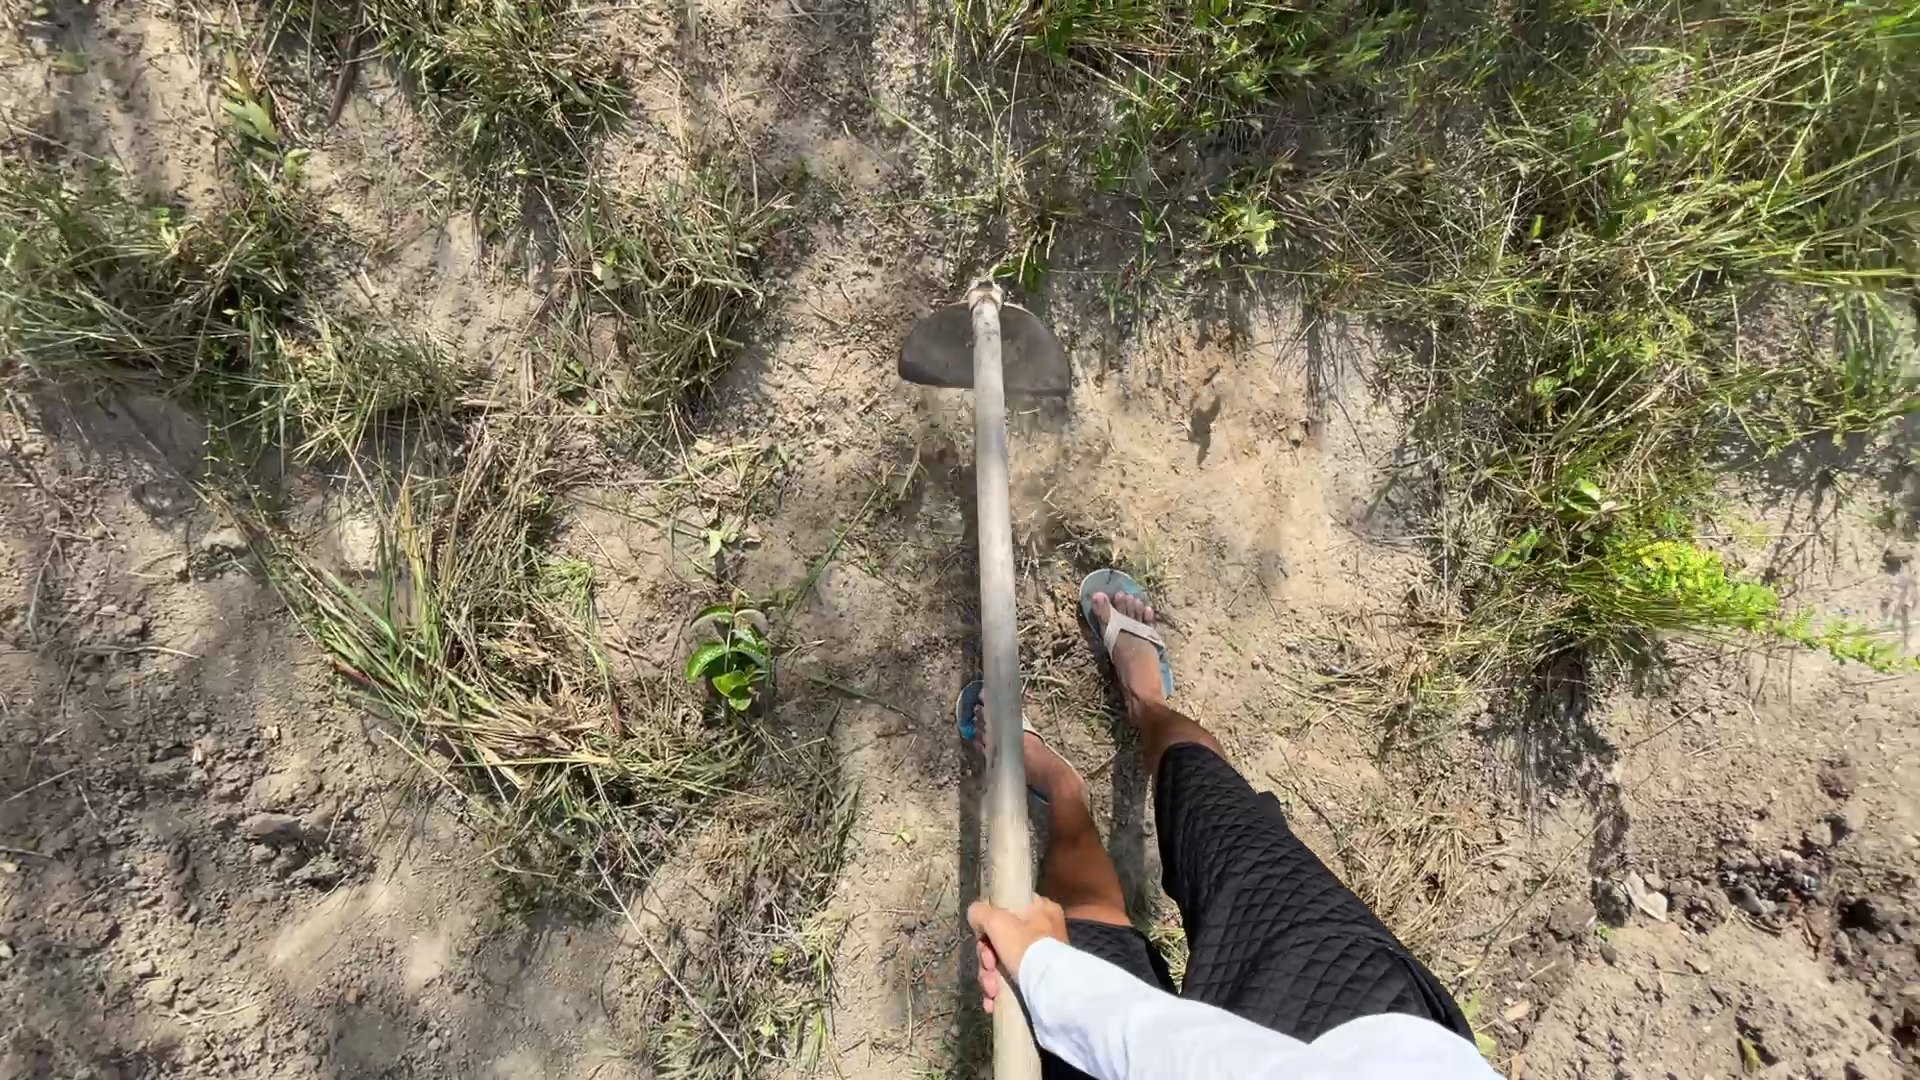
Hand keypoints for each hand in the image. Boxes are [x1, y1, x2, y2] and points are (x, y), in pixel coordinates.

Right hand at [966, 896, 1068, 1012]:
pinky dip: (999, 991)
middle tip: (988, 968)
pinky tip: (992, 1002)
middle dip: (987, 959)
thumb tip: (975, 915)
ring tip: (991, 991)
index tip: (983, 940)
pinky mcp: (1038, 982)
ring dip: (989, 978)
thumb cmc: (1026, 948)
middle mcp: (1044, 930)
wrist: (1050, 992)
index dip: (989, 925)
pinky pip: (1012, 981)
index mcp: (1041, 909)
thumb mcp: (998, 921)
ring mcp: (1041, 958)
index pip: (1007, 909)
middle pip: (1001, 940)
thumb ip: (980, 912)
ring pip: (1003, 963)